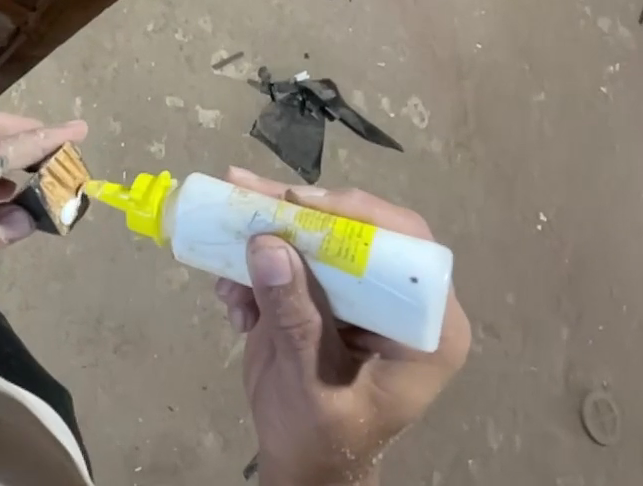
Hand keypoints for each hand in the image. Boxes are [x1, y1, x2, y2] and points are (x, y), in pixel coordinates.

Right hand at [214, 168, 468, 485]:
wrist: (301, 464)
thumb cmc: (325, 438)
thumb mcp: (313, 383)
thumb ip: (295, 318)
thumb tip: (267, 244)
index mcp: (422, 325)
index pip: (404, 243)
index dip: (355, 214)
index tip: (298, 203)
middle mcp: (393, 298)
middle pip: (351, 228)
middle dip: (292, 211)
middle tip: (242, 186)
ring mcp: (351, 292)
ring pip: (312, 234)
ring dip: (261, 232)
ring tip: (220, 237)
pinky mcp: (315, 291)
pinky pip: (282, 256)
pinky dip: (248, 266)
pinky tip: (230, 299)